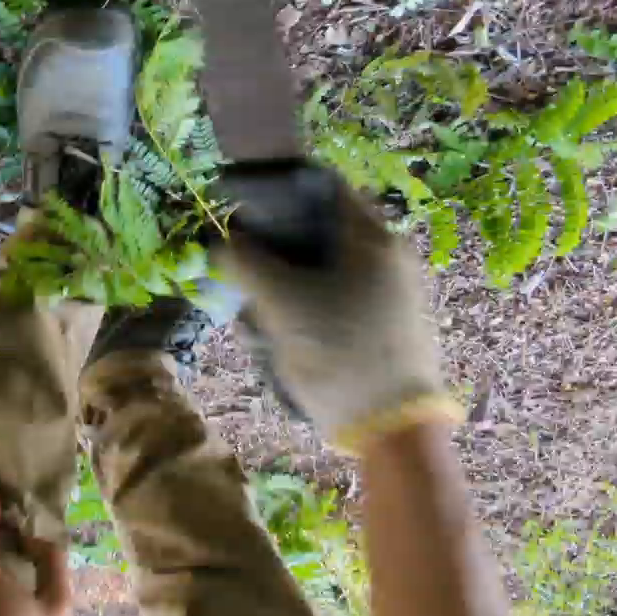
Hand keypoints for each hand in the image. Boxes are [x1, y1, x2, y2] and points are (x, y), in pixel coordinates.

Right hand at [217, 167, 443, 446]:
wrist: (394, 431)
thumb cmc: (339, 353)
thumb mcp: (279, 304)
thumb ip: (243, 263)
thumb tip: (220, 243)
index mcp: (372, 236)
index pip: (322, 184)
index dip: (280, 188)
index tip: (246, 206)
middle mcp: (390, 253)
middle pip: (322, 227)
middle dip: (280, 245)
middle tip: (248, 263)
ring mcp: (395, 289)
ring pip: (329, 264)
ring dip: (292, 278)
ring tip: (262, 305)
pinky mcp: (392, 320)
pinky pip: (343, 293)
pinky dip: (313, 300)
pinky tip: (291, 330)